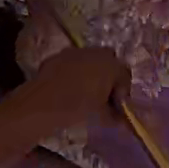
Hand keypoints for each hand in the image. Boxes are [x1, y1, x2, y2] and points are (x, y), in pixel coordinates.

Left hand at [10, 46, 129, 131]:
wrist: (44, 102)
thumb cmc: (78, 107)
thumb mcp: (103, 115)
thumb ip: (114, 113)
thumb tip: (118, 116)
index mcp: (110, 64)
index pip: (124, 74)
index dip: (122, 90)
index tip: (115, 104)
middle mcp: (93, 52)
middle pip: (107, 60)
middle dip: (108, 74)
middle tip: (103, 94)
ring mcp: (73, 51)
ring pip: (88, 58)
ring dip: (90, 70)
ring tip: (84, 90)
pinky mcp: (56, 55)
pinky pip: (70, 61)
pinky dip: (72, 70)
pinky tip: (67, 86)